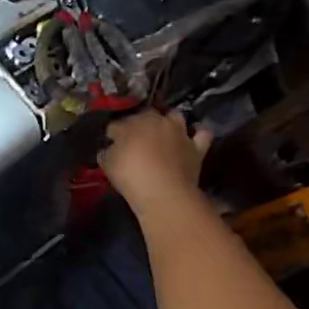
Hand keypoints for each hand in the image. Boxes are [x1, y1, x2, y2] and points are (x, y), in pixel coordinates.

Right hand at [99, 110, 213, 213]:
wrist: (163, 192)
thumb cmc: (130, 175)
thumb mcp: (107, 164)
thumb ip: (107, 152)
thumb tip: (107, 148)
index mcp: (132, 122)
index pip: (117, 123)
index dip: (112, 133)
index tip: (109, 144)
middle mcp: (157, 120)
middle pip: (146, 116)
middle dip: (139, 124)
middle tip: (134, 140)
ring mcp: (179, 132)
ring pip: (175, 117)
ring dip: (169, 122)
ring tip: (163, 134)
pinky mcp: (196, 147)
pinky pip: (202, 134)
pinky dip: (197, 134)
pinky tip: (192, 138)